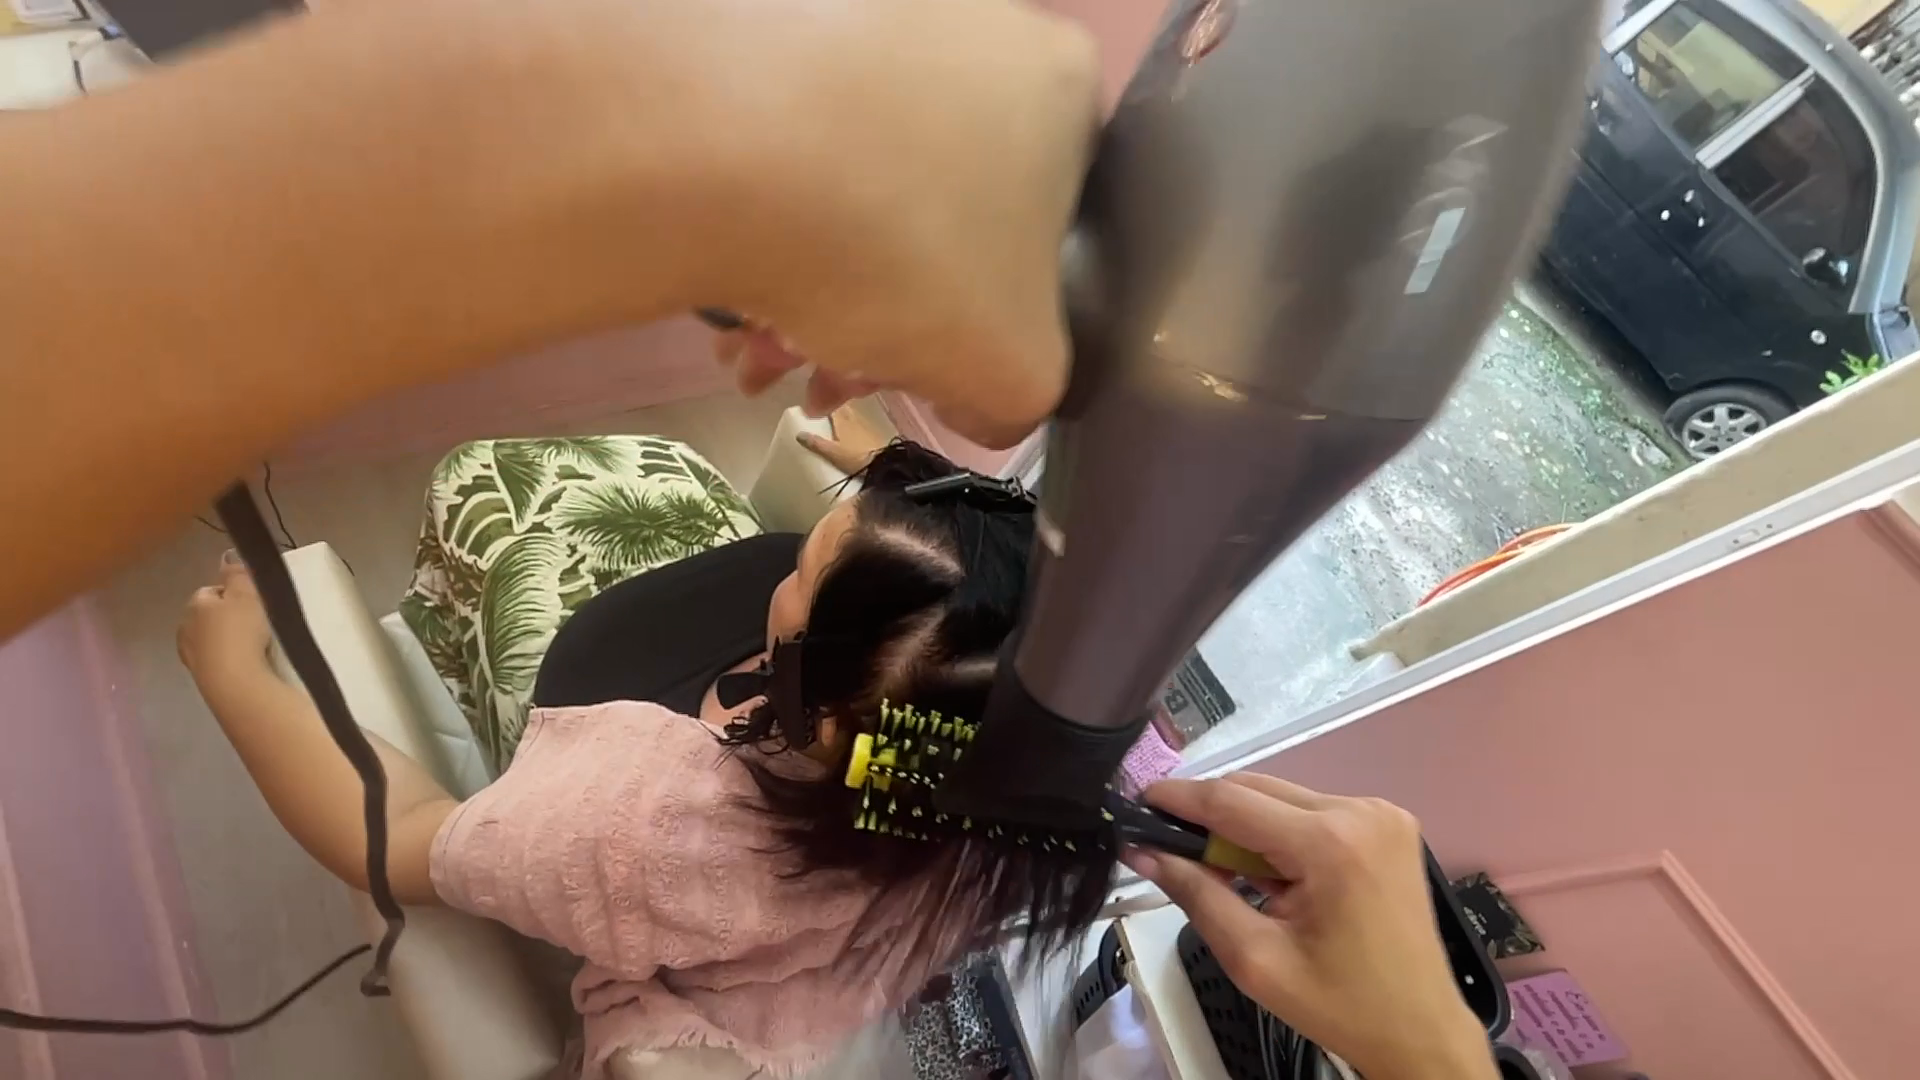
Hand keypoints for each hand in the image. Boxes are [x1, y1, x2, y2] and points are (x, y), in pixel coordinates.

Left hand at [177, 554, 273, 691]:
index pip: (211, 590)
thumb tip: (226, 555)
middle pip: (208, 613)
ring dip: (225, 635)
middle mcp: (185, 625)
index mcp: (196, 604)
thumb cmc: (242, 632)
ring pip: (209, 635)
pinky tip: (244, 658)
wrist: (233, 677)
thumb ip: (238, 575)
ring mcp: (189, 650)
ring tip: (253, 641)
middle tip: (257, 619)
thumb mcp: (248, 596)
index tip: (255, 598)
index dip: (233, 591)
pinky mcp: (199, 671)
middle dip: (227, 614)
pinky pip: (214, 655)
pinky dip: (227, 654)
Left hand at [499, 0, 1099, 448]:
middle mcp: (976, 30)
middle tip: (823, 389)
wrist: (715, 152)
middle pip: (939, 231)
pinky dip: (775, 239)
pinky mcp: (774, 27)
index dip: (985, 330)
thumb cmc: (906, 258)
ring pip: (862, 201)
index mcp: (1060, 95)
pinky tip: (737, 310)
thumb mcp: (1014, 374)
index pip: (1042, 249)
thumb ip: (1023, 397)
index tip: (924, 372)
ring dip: (815, 305)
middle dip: (880, 333)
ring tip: (760, 365)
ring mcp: (871, 19)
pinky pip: (797, 159)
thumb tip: (975, 396)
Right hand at [796, 403, 892, 474]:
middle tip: (828, 407)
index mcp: (843, 422)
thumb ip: (816, 444)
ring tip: (840, 416)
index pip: (833, 407)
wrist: (884, 466)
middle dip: (837, 407)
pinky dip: (857, 424)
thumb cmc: (856, 459)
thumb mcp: (833, 453)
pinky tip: (856, 430)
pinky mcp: (876, 436)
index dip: (826, 403)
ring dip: (848, 414)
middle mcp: (855, 420)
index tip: (818, 401)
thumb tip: (798, 434)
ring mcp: (867, 427)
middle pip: (845, 409)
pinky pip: (863, 424)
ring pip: (855, 415)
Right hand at [1126, 777, 1495, 1079]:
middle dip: (1208, 816)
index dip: (1177, 798)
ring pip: (1275, 795)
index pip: (1230, 800)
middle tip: (1178, 853)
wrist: (1423, 1035)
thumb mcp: (1253, 959)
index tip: (1137, 802)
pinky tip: (1270, 872)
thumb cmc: (1341, 1006)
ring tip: (1230, 875)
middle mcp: (1358, 811)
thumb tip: (1141, 849)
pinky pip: (1303, 807)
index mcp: (1331, 844)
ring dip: (1242, 825)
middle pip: (1252, 788)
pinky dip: (1274, 830)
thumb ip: (1193, 894)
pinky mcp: (1383, 820)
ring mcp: (1376, 811)